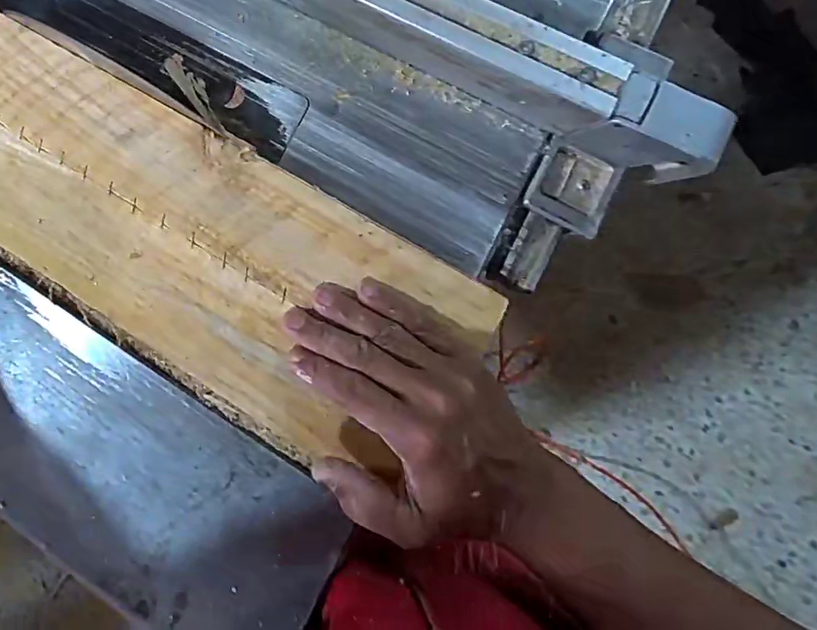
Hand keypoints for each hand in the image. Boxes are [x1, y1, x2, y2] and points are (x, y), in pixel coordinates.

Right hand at [283, 278, 560, 547]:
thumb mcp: (409, 527)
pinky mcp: (464, 356)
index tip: (294, 354)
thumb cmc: (459, 507)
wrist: (523, 487)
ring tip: (321, 293)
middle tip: (293, 316)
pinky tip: (368, 288)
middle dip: (326, 334)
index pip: (355, 393)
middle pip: (368, 355)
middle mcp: (430, 395)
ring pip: (392, 333)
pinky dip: (395, 304)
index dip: (322, 372)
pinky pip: (424, 323)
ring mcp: (450, 370)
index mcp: (413, 436)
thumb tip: (319, 465)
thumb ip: (362, 500)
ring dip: (353, 311)